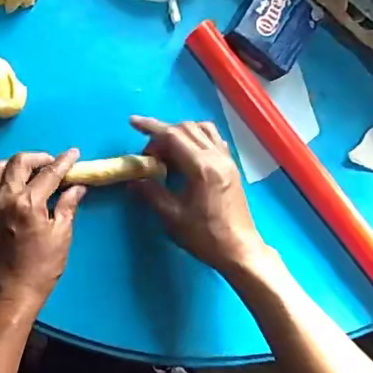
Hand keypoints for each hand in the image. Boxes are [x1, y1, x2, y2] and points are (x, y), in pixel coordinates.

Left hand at [0, 148, 85, 306]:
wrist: (11, 290)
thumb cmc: (41, 267)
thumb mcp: (61, 236)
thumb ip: (67, 206)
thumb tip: (77, 187)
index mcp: (28, 203)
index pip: (48, 173)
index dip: (64, 161)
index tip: (74, 153)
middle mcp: (5, 197)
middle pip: (20, 162)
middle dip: (39, 157)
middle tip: (54, 164)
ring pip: (0, 167)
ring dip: (18, 163)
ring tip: (34, 171)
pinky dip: (3, 177)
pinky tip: (16, 185)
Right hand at [130, 116, 267, 272]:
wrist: (239, 249)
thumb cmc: (205, 236)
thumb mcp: (172, 216)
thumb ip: (152, 193)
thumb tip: (134, 180)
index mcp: (201, 168)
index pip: (173, 136)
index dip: (150, 127)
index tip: (132, 123)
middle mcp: (216, 158)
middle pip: (187, 129)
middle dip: (162, 134)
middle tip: (148, 155)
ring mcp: (227, 161)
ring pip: (202, 130)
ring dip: (181, 133)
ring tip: (167, 151)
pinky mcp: (232, 167)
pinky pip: (214, 140)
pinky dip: (197, 138)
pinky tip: (187, 154)